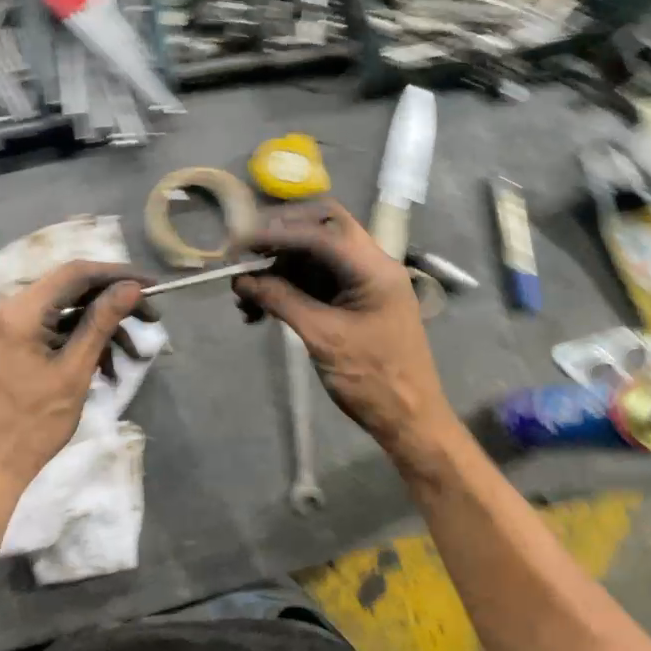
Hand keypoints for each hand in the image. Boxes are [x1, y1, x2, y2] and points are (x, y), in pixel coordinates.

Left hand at [0, 261, 155, 497]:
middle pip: (72, 288)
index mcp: (20, 309)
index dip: (118, 273)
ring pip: (66, 311)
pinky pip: (53, 329)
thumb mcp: (73, 371)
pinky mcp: (11, 342)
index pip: (76, 272)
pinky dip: (80, 342)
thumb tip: (130, 287)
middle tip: (152, 320)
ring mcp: (8, 325)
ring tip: (132, 358)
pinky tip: (105, 370)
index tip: (154, 285)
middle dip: (114, 304)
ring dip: (100, 329)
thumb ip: (101, 323)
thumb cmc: (31, 424)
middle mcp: (9, 307)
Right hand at [232, 200, 457, 461]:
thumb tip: (242, 280)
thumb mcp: (323, 338)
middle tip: (245, 254)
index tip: (239, 244)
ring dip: (276, 269)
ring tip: (244, 296)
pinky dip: (285, 288)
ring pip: (312, 256)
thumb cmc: (374, 380)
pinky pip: (313, 280)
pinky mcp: (351, 301)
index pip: (320, 232)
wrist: (410, 421)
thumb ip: (282, 300)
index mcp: (374, 268)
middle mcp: (370, 265)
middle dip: (278, 237)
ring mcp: (361, 282)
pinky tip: (259, 309)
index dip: (276, 233)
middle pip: (320, 228)